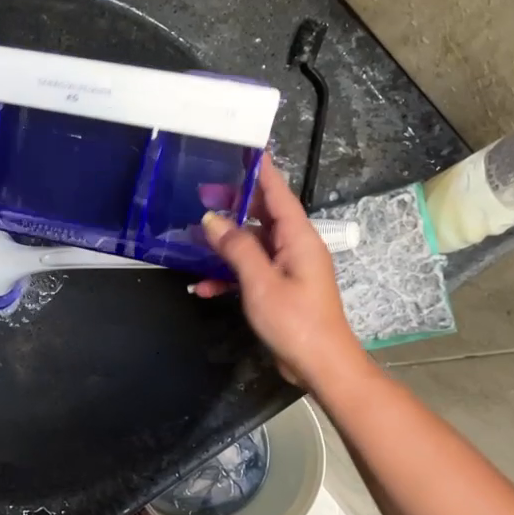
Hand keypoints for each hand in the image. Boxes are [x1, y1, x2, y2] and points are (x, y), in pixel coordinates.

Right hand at [195, 165, 369, 390]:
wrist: (320, 364)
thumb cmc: (295, 321)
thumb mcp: (260, 283)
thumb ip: (236, 249)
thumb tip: (212, 221)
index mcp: (299, 238)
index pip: (278, 194)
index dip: (261, 171)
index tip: (244, 149)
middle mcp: (295, 247)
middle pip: (263, 216)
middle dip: (234, 204)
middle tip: (201, 192)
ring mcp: (288, 269)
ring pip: (252, 245)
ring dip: (225, 243)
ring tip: (193, 236)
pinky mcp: (279, 290)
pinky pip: (250, 272)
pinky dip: (228, 275)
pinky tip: (203, 285)